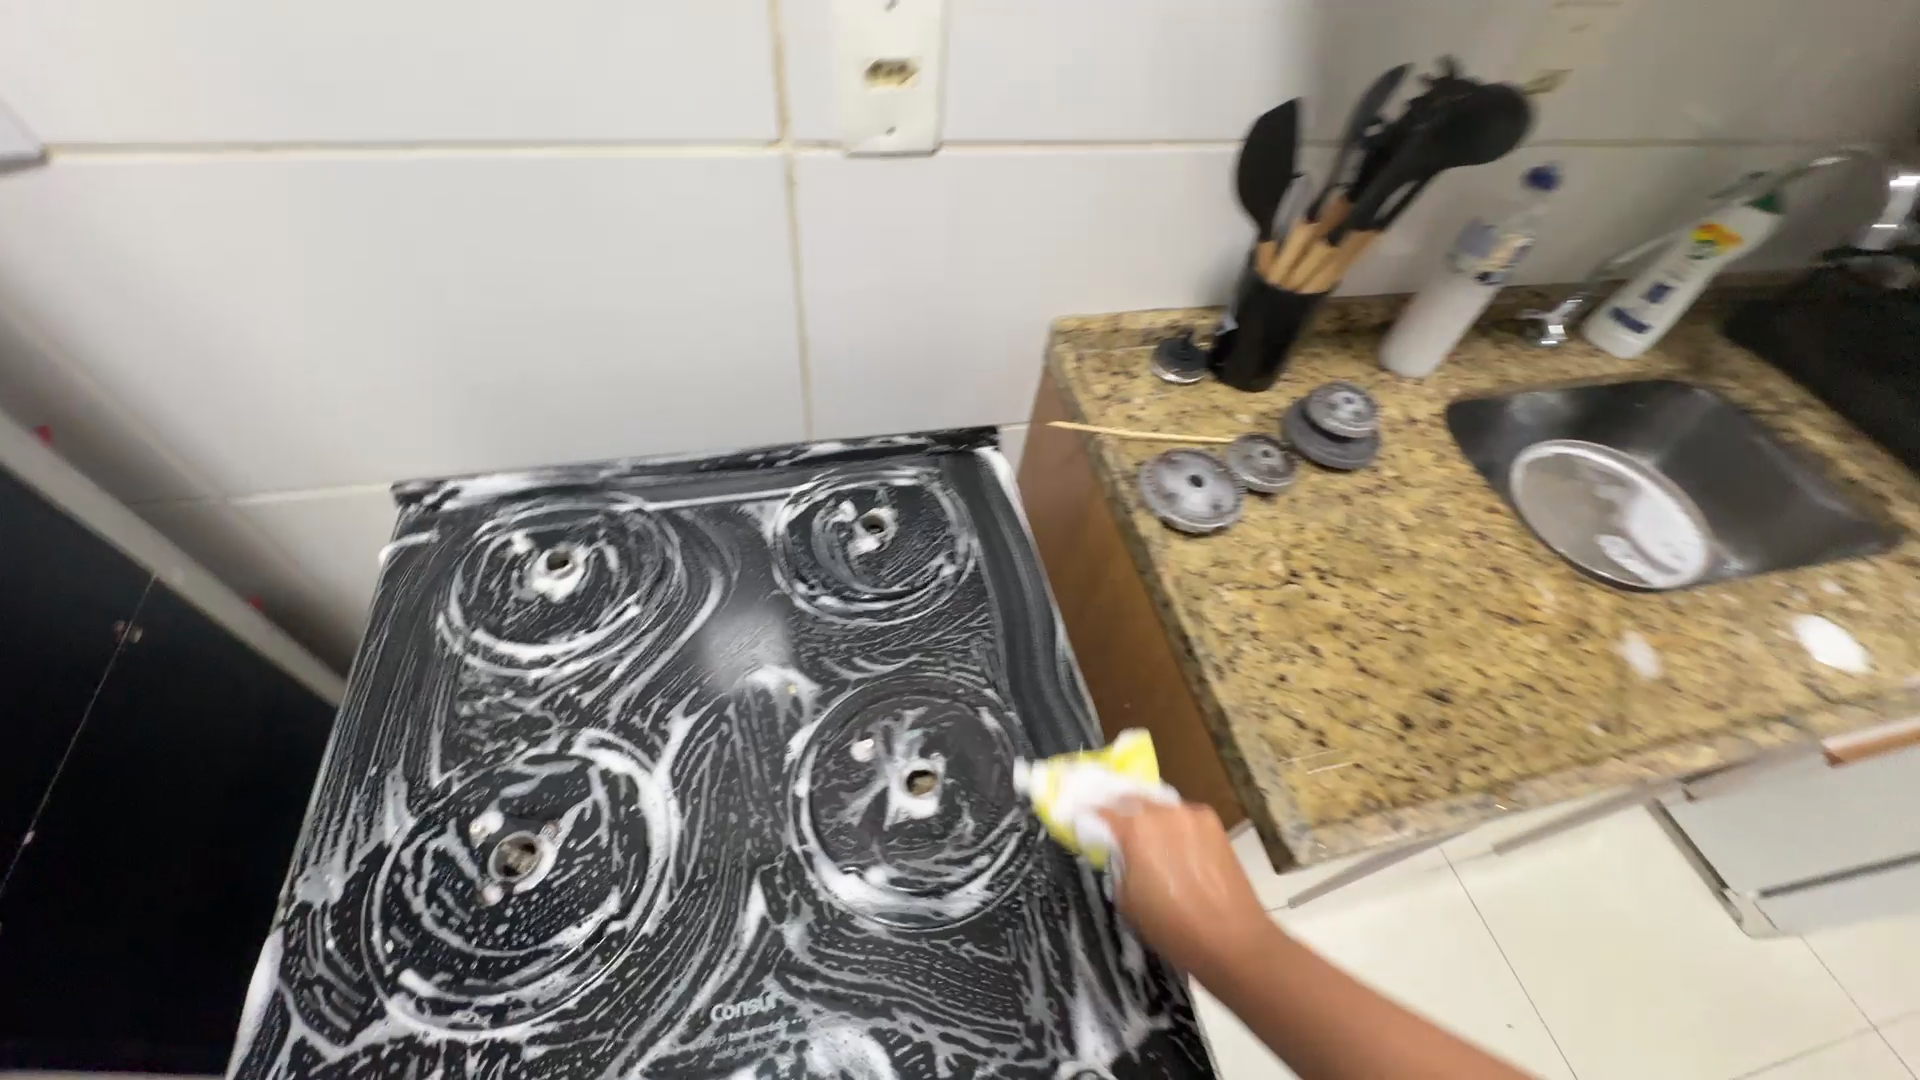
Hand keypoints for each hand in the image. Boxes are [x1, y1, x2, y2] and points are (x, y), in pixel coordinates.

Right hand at [1098, 799, 1273, 977]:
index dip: (1090, 815)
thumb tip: (1120, 852)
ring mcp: (1190, 814)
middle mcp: (1161, 811)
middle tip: (1115, 826)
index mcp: (1134, 828)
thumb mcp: (1127, 900)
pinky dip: (1176, 826)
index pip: (1101, 810)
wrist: (1233, 939)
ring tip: (1149, 838)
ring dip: (1149, 817)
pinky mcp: (1213, 823)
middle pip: (1131, 799)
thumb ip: (1118, 865)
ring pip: (1160, 807)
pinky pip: (1184, 817)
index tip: (1083, 819)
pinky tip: (1179, 847)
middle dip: (1120, 811)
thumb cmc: (1172, 927)